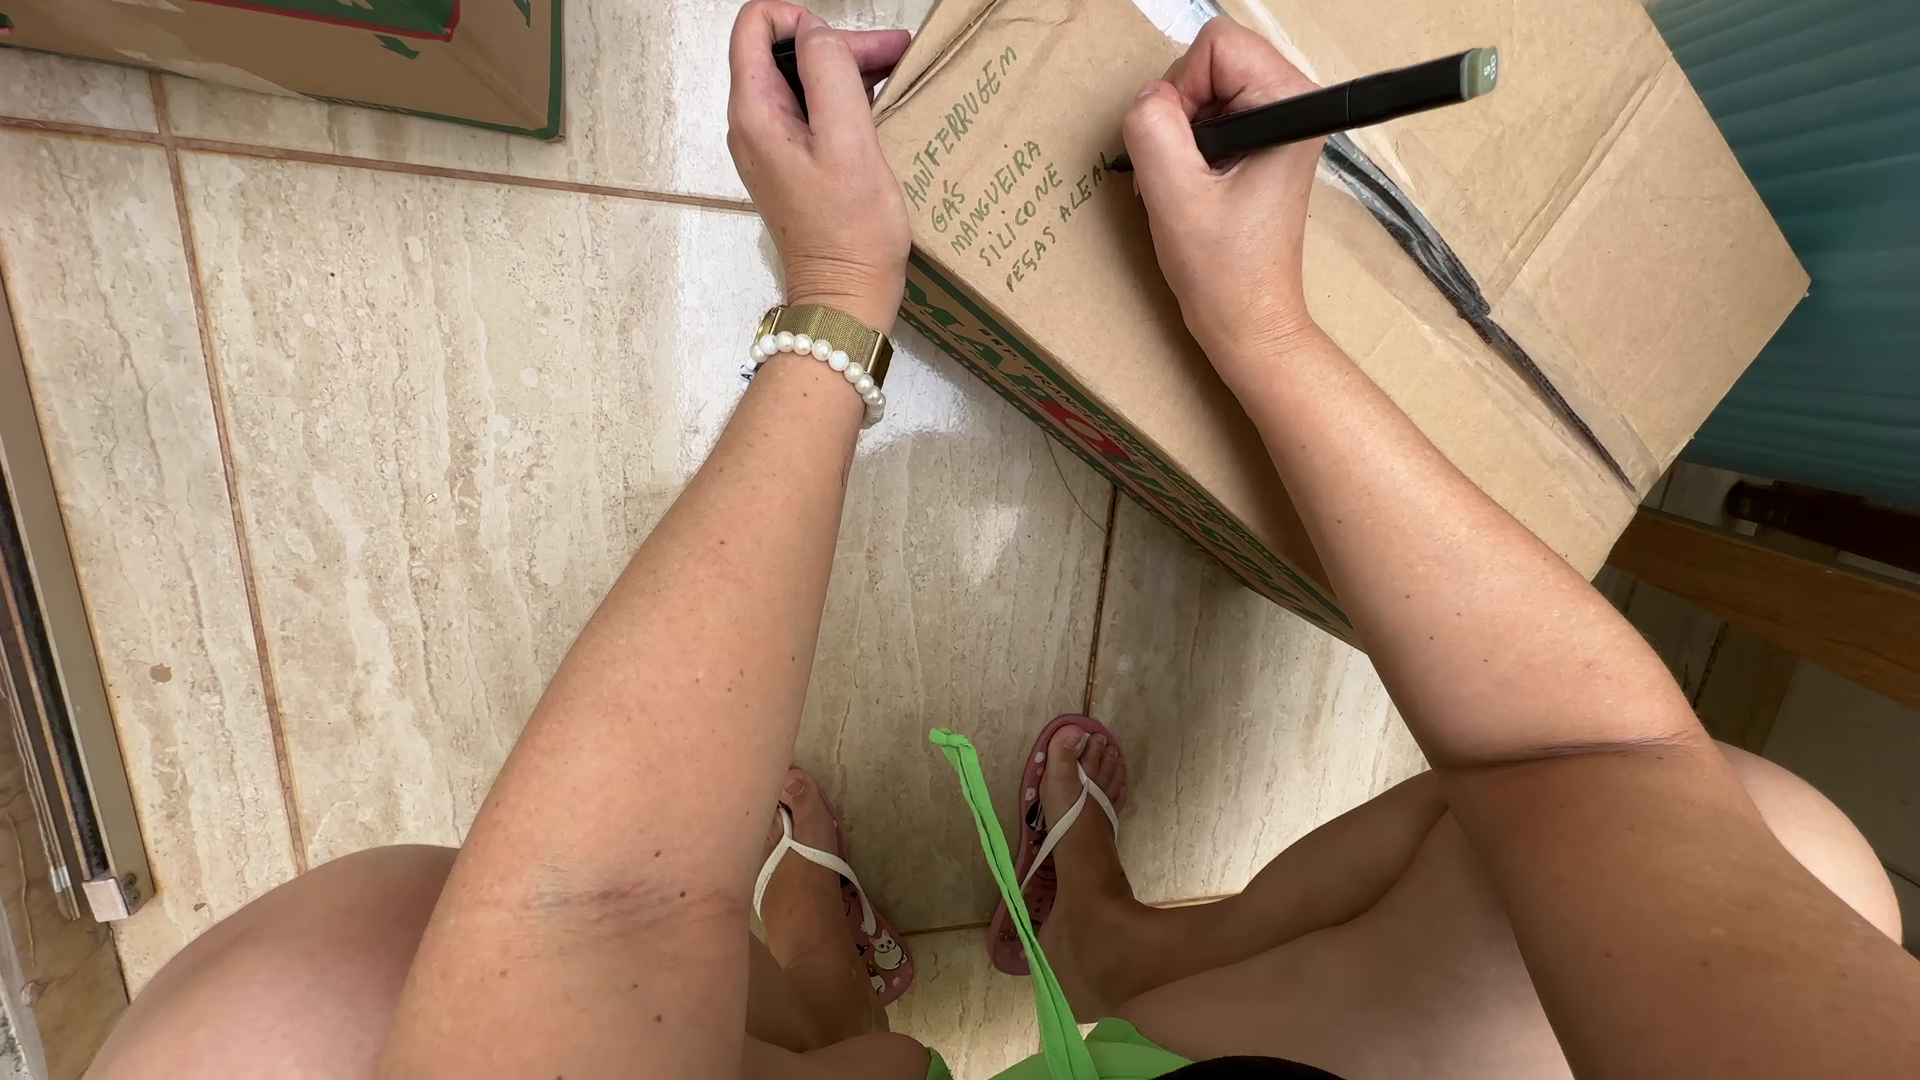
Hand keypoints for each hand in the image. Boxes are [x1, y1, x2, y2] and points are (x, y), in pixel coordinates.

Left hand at [727, 2, 911, 332]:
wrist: (847, 301)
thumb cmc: (853, 233)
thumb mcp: (849, 143)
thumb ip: (829, 72)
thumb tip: (817, 36)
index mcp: (755, 113)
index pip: (757, 24)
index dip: (806, 20)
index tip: (854, 48)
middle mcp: (753, 128)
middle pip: (784, 54)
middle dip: (837, 46)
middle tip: (895, 53)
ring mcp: (771, 153)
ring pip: (802, 86)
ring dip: (846, 75)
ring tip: (895, 76)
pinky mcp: (793, 174)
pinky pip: (811, 120)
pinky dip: (843, 106)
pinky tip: (878, 111)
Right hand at [1122, 18, 1323, 386]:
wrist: (1246, 321)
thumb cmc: (1223, 272)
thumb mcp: (1175, 198)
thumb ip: (1154, 133)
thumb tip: (1145, 98)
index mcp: (1288, 106)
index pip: (1217, 46)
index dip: (1180, 92)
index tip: (1178, 152)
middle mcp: (1291, 106)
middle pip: (1211, 64)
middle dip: (1177, 116)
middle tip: (1173, 175)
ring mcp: (1276, 129)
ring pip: (1205, 94)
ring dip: (1176, 138)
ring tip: (1177, 189)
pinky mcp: (1259, 151)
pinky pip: (1208, 123)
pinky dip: (1184, 153)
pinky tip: (1184, 191)